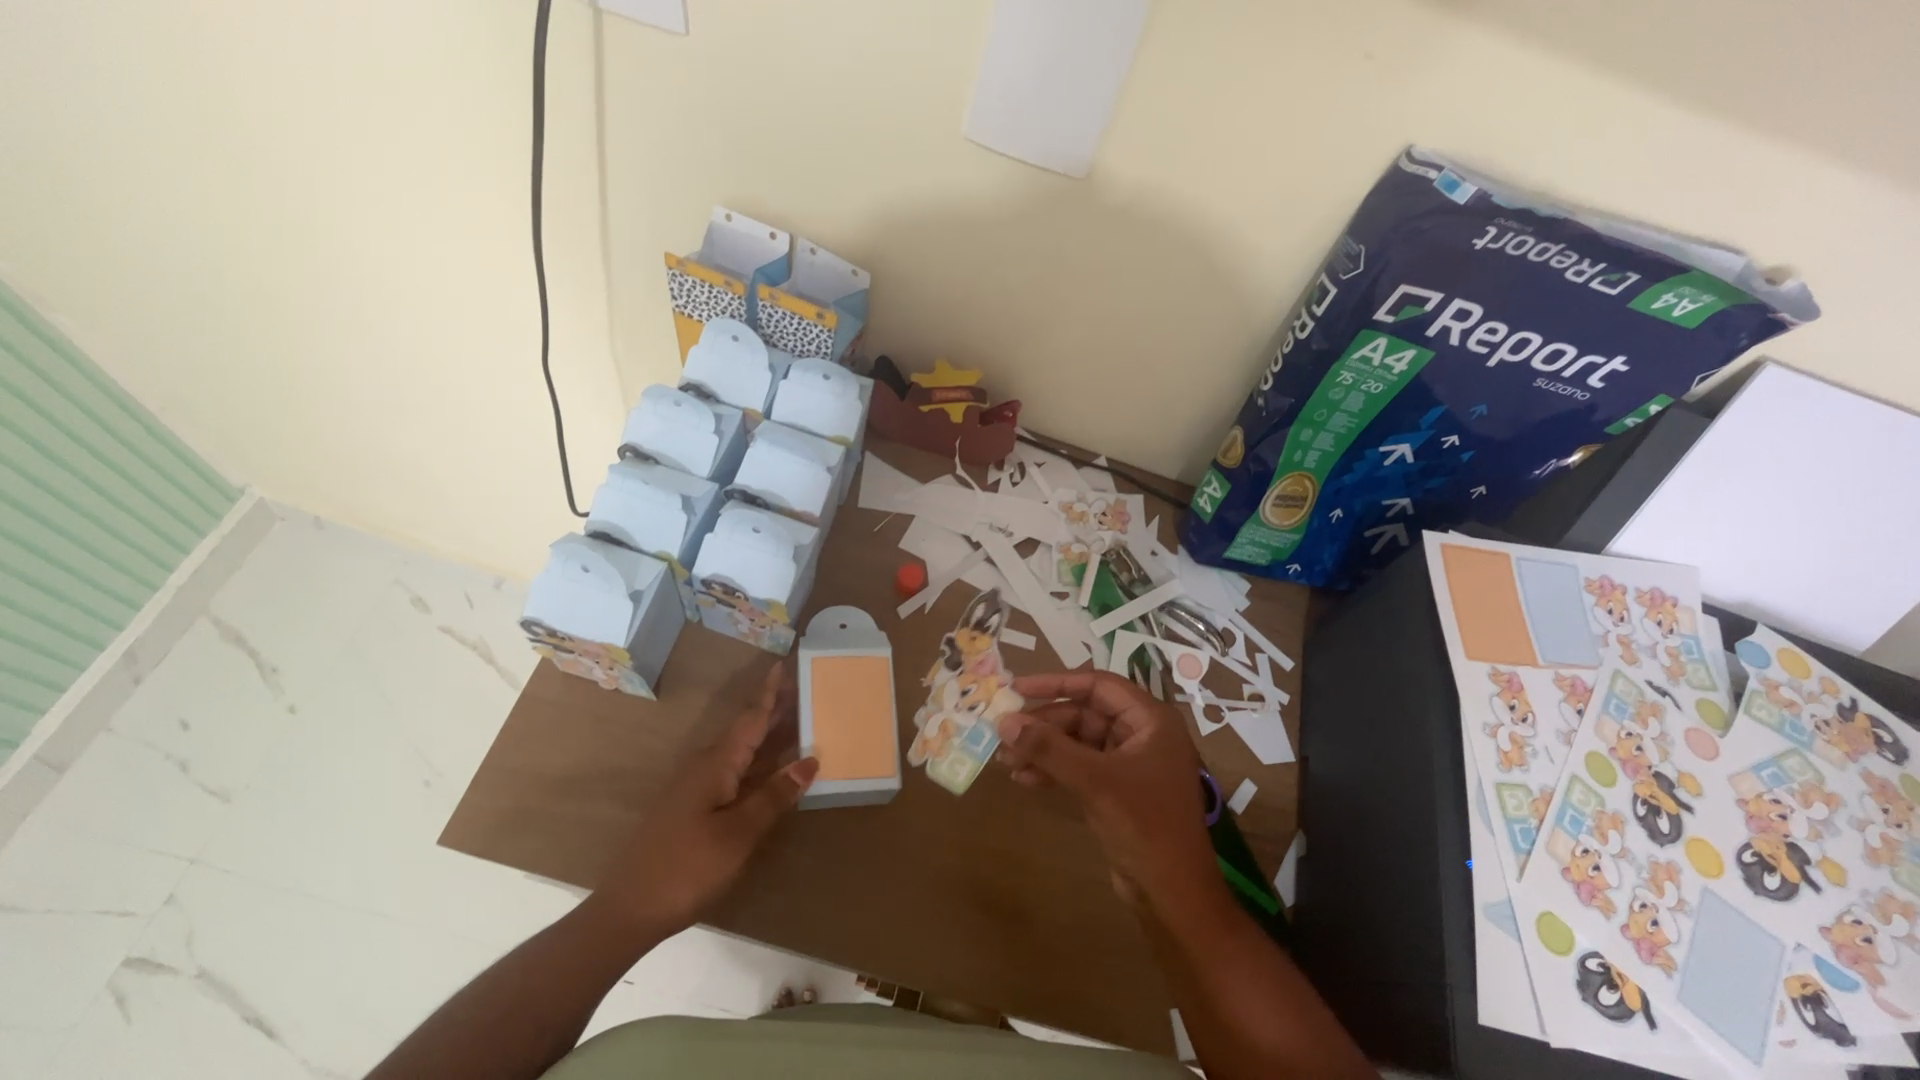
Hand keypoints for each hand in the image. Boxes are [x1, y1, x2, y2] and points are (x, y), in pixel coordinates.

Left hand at [591, 664, 817, 936]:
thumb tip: (810, 760)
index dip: (771, 693)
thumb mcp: (739, 833)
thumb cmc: (688, 867)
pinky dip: (758, 761)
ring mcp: (697, 789)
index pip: (751, 719)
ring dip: (767, 734)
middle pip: (746, 730)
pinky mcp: (694, 809)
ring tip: (796, 719)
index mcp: (716, 765)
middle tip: (803, 686)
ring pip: (740, 751)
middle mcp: (705, 768)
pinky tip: (771, 770)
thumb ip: (774, 795)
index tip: (787, 662)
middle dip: (773, 708)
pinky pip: (734, 771)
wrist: (631, 908)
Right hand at [997, 671, 1216, 907]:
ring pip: (1078, 742)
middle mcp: (1142, 735)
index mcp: (1150, 720)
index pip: (1098, 686)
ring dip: (1044, 749)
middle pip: (1085, 714)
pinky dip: (1054, 770)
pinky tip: (1025, 780)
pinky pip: (1080, 767)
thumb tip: (1005, 722)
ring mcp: (1130, 764)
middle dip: (1044, 725)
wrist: (1173, 891)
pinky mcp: (1118, 791)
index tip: (1017, 687)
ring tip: (1006, 761)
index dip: (1057, 683)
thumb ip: (1049, 748)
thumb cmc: (1144, 824)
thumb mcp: (1094, 781)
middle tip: (1004, 735)